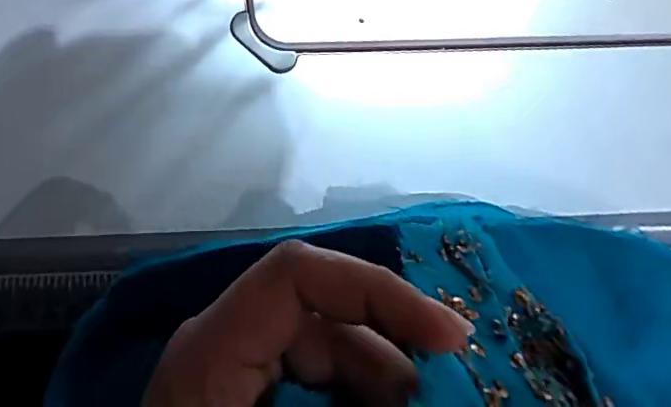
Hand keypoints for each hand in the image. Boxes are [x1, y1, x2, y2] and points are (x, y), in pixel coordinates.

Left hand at [143, 239, 473, 406]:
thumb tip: (421, 393)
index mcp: (214, 347)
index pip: (297, 275)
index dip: (374, 289)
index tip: (447, 336)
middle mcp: (224, 347)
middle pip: (322, 320)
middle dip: (394, 353)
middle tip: (456, 390)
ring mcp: (234, 380)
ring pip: (324, 360)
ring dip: (382, 387)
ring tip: (429, 404)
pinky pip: (312, 392)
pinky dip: (356, 406)